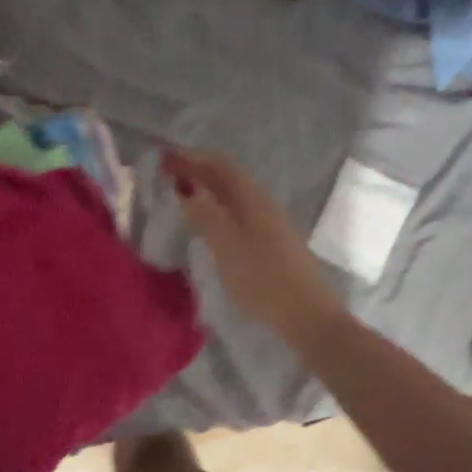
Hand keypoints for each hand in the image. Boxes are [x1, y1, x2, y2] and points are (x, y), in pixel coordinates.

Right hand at [162, 148, 346, 345]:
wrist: (307, 315)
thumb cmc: (263, 279)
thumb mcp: (227, 246)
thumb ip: (206, 214)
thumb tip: (187, 185)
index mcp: (252, 199)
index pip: (220, 164)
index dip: (192, 157)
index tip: (164, 158)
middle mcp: (263, 204)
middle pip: (228, 177)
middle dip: (197, 170)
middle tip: (167, 173)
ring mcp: (270, 223)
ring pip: (234, 196)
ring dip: (207, 189)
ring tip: (182, 195)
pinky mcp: (272, 243)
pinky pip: (239, 213)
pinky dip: (218, 208)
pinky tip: (209, 223)